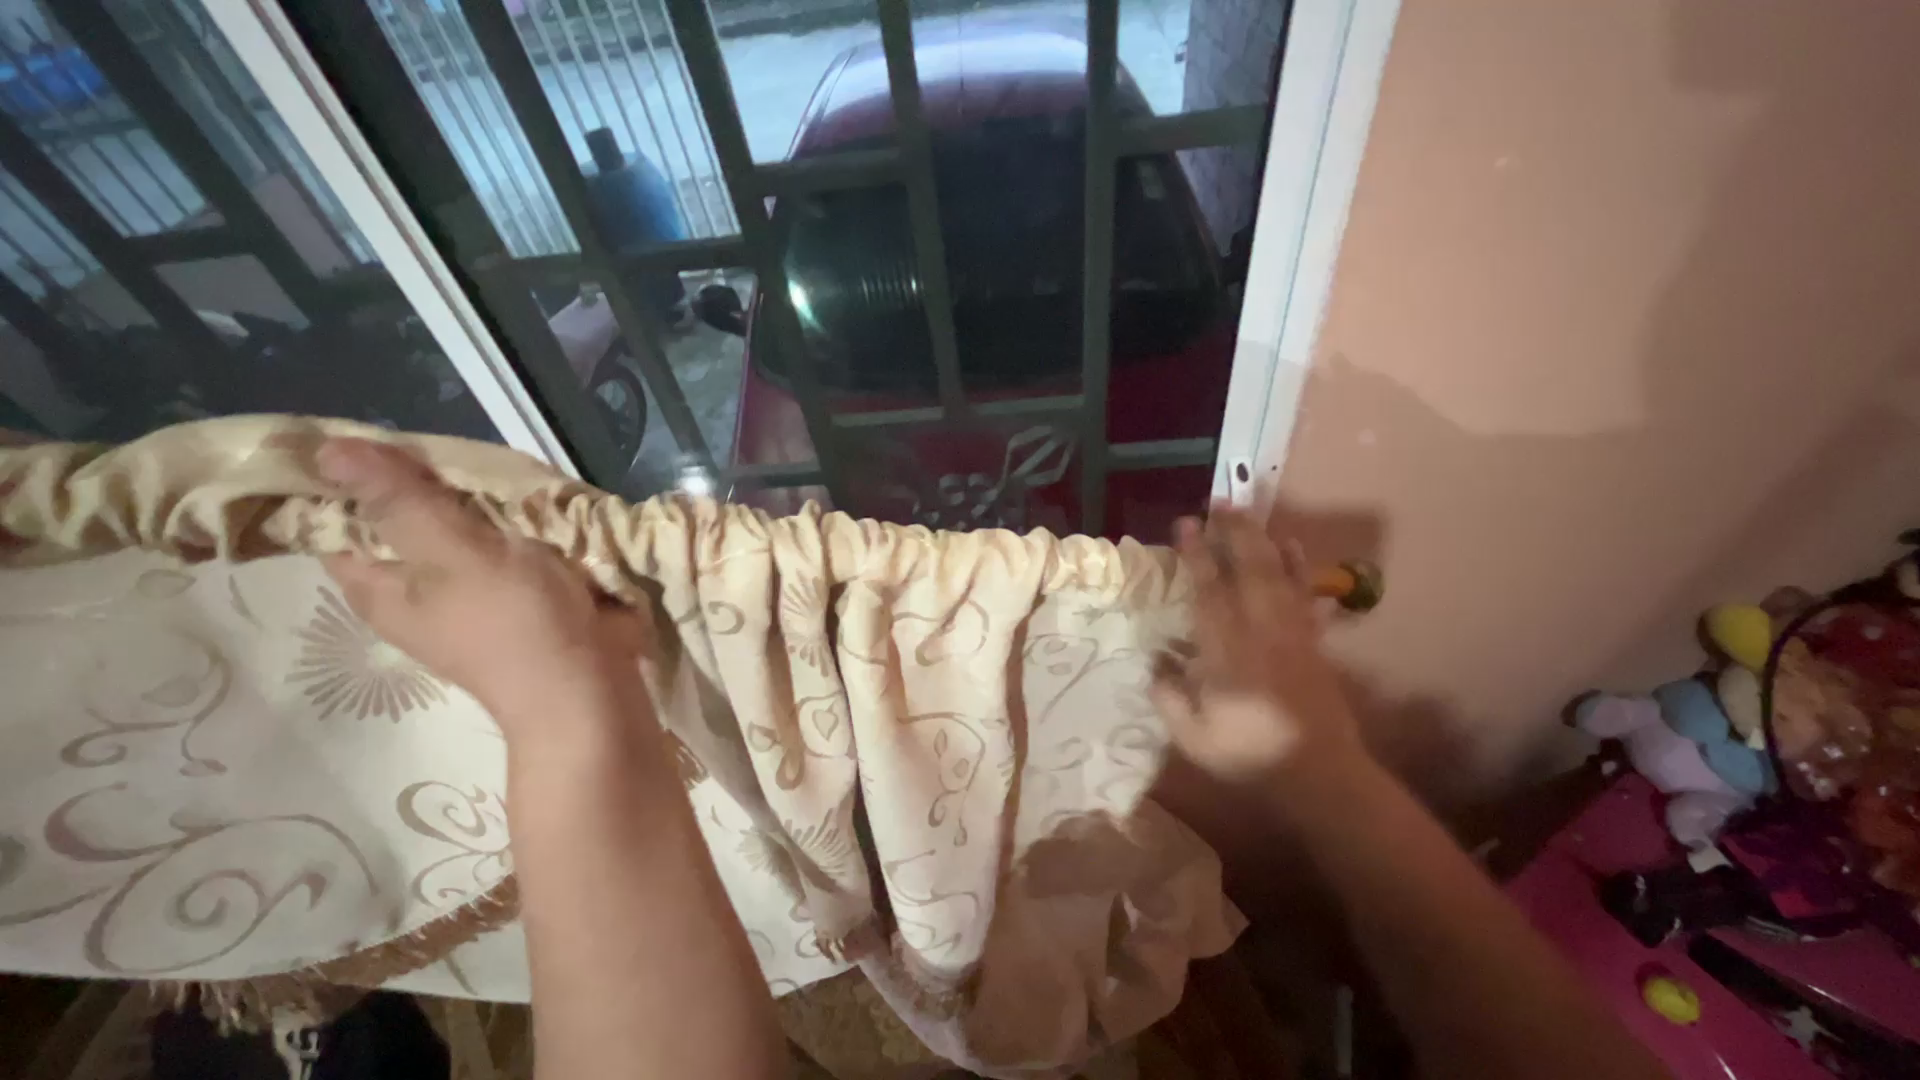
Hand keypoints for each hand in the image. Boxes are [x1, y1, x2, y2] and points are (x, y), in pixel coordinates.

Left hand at [316, 438, 644, 735]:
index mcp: (379, 584)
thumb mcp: (454, 551)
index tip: (388, 438)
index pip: (337, 518)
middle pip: (405, 518)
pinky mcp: (515, 598)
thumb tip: (327, 451)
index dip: (351, 475)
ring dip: (483, 504)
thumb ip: (398, 500)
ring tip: (507, 476)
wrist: (587, 685)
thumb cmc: (515, 619)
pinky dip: (517, 526)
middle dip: (433, 483)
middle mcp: (414, 590)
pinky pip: (504, 548)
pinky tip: (538, 511)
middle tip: (462, 454)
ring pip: (461, 530)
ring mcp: (468, 595)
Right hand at [1150, 504, 1366, 782]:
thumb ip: (1169, 697)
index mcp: (1226, 654)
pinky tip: (1290, 544)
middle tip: (1218, 501)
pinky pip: (1305, 593)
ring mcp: (1292, 634)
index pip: (1208, 592)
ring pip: (1277, 573)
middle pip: (1248, 569)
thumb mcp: (1192, 738)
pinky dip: (1298, 565)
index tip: (1185, 525)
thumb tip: (1156, 661)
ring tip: (1245, 510)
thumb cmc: (1249, 756)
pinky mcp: (1313, 641)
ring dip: (1260, 538)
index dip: (1196, 556)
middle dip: (1233, 531)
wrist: (1319, 774)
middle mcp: (1261, 632)